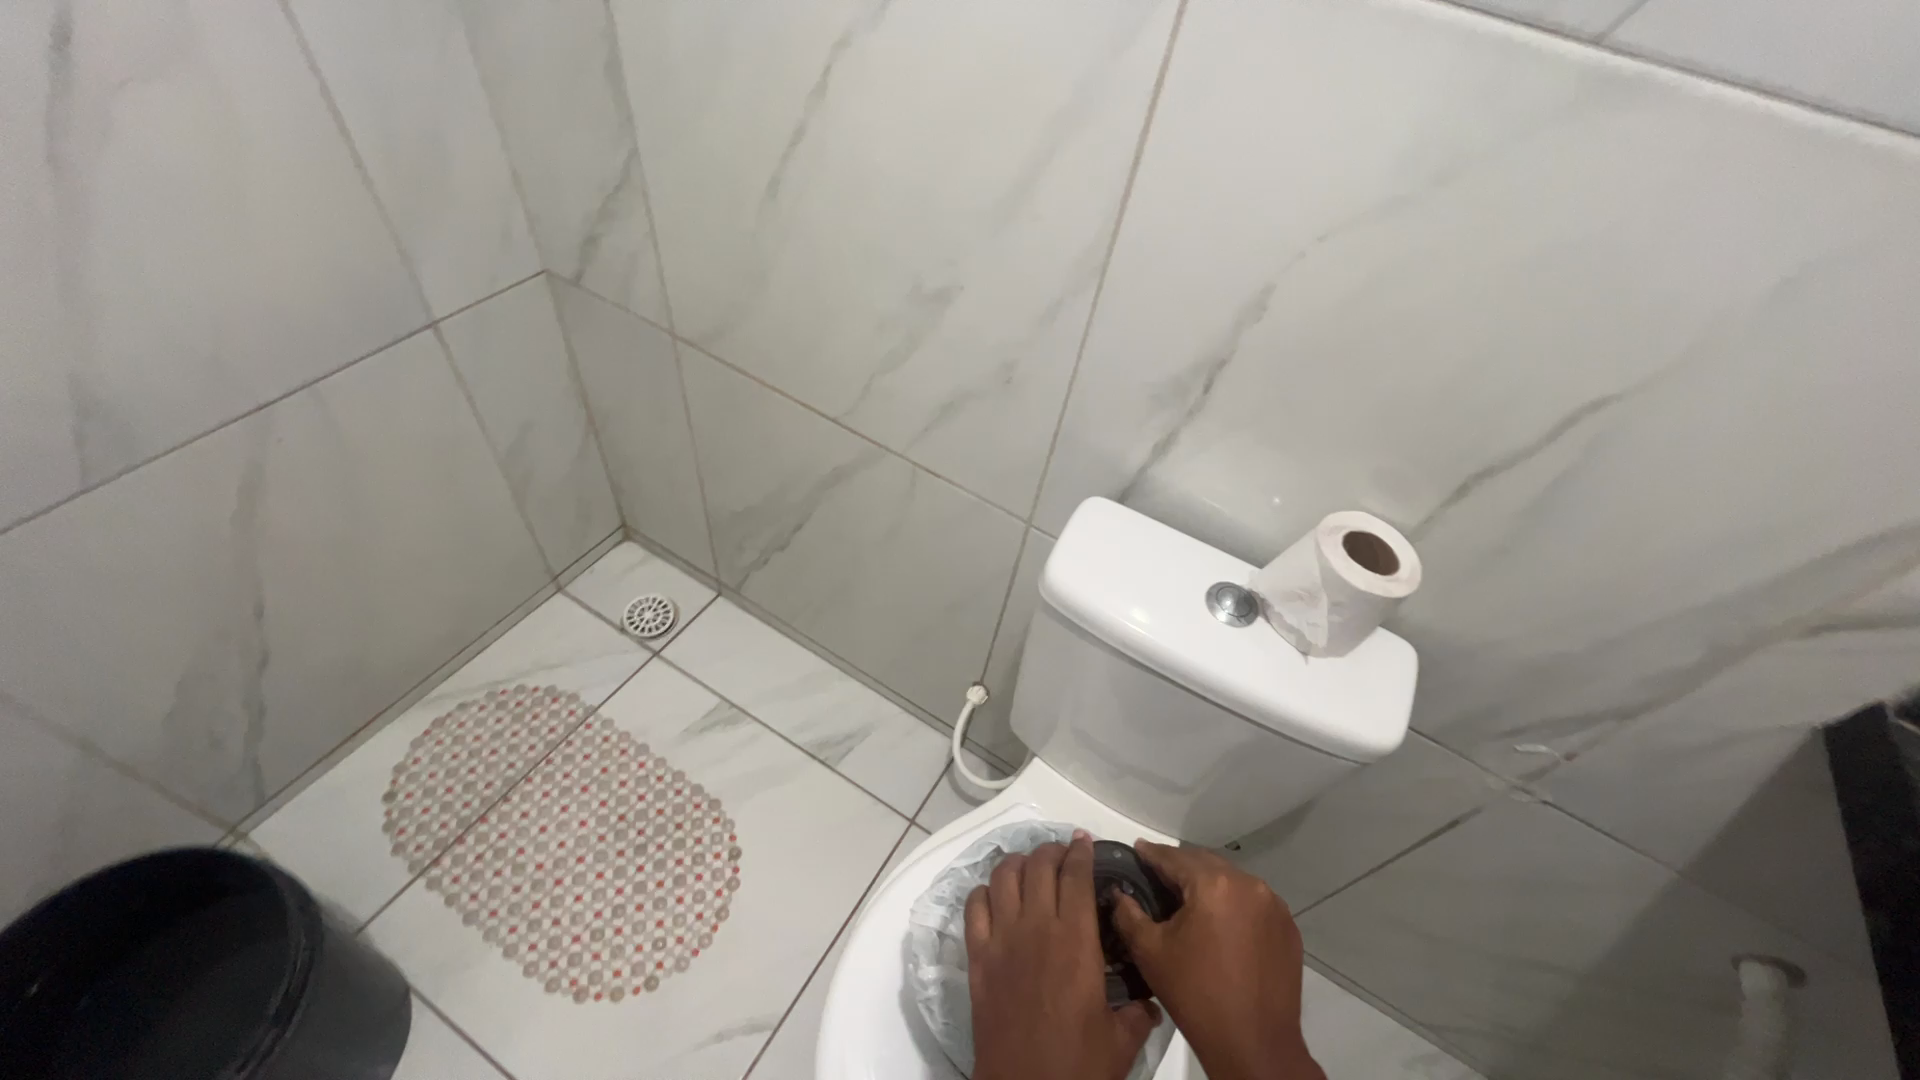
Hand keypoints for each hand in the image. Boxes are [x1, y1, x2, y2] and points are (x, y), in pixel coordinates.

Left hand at [966, 832, 1162, 1079]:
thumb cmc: (1078, 1065)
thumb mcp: (1121, 1040)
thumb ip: (1138, 1013)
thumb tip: (1149, 1003)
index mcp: (1075, 939)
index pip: (1076, 876)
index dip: (1080, 851)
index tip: (1083, 841)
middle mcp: (1036, 926)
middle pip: (1038, 865)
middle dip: (1051, 851)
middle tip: (1061, 854)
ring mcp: (1002, 938)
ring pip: (1003, 876)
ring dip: (1017, 863)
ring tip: (1029, 866)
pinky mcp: (977, 957)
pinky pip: (974, 907)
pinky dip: (984, 892)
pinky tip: (995, 896)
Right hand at [1111, 841, 1324, 1079]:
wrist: (1254, 1046)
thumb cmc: (1196, 994)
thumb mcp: (1150, 951)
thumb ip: (1128, 914)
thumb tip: (1119, 893)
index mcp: (1213, 884)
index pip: (1174, 858)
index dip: (1151, 854)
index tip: (1136, 850)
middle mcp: (1248, 884)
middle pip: (1205, 863)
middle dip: (1179, 867)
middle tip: (1156, 875)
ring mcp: (1273, 905)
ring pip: (1231, 881)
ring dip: (1207, 884)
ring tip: (1186, 899)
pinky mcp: (1287, 927)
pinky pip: (1253, 902)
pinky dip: (1232, 904)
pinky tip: (1218, 923)